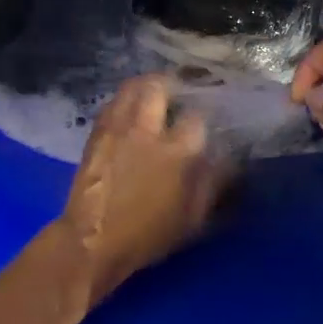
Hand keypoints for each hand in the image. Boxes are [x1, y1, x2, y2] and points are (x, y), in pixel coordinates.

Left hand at [53, 75, 232, 302]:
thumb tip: (229, 160)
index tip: (208, 117)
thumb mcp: (192, 217)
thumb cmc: (148, 235)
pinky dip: (124, 99)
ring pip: (132, 87)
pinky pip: (112, 102)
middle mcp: (147, 129)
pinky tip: (129, 108)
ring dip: (145, 85)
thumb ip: (213, 183)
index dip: (205, 113)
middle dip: (172, 83)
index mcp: (177, 151)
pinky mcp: (96, 132)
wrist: (93, 239)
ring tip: (154, 91)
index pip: (197, 117)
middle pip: (159, 87)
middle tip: (179, 90)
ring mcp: (118, 127)